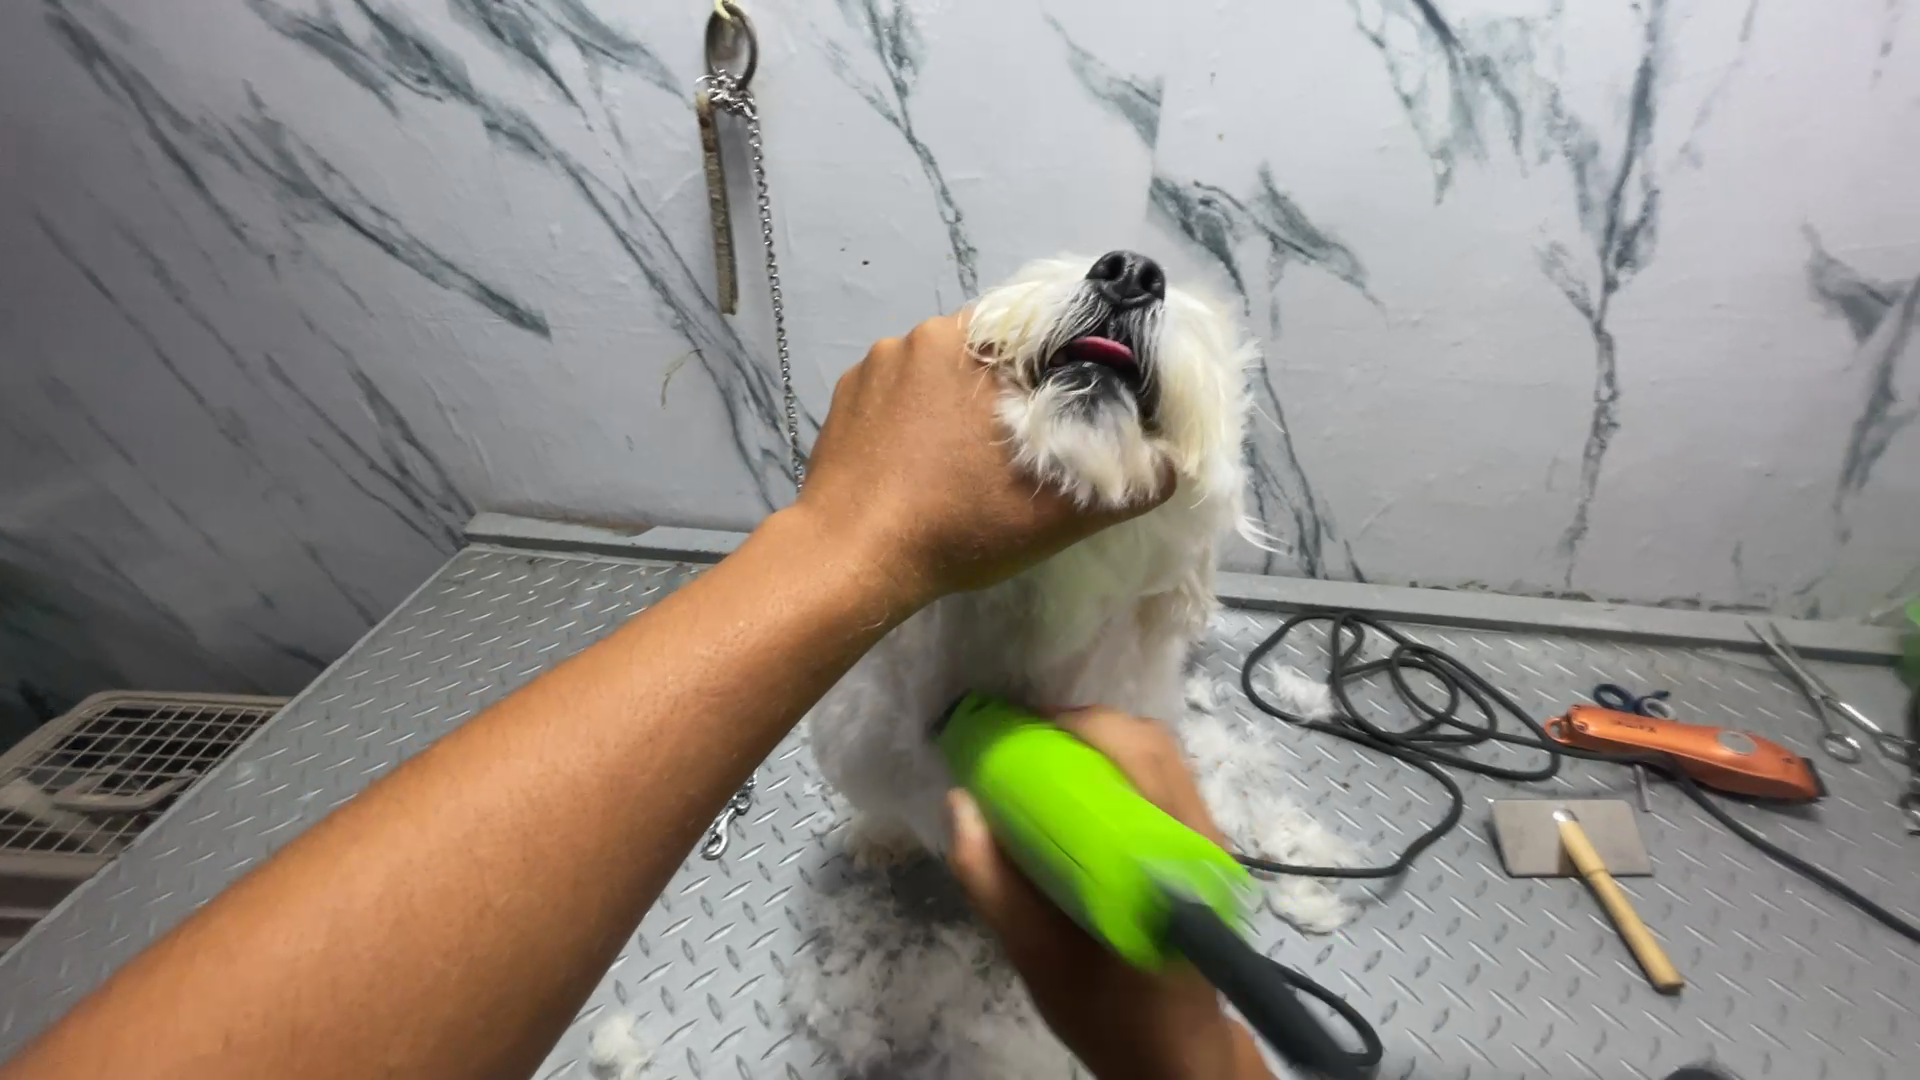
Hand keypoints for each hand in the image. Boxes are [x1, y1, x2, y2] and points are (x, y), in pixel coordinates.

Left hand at [795, 314, 1170, 605]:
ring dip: (960, 404)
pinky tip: (919, 464)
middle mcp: (917, 337)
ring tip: (963, 462)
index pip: (1041, 327)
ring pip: (941, 371)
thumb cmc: (956, 527)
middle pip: (989, 351)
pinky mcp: (843, 396)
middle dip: (1010, 390)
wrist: (849, 560)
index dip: (1064, 365)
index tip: (1069, 407)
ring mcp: (873, 365)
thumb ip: (1126, 485)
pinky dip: (916, 418)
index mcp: (972, 343)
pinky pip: (899, 393)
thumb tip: (1173, 466)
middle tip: (1019, 446)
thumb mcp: (1056, 515)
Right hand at [945, 707, 1271, 1079]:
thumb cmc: (1106, 1010)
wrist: (1172, 1051)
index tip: (1023, 731)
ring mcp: (1207, 840)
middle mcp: (1200, 840)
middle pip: (1150, 743)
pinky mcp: (1200, 844)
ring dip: (1100, 737)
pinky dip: (1115, 759)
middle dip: (1084, 724)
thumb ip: (994, 885)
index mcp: (1168, 866)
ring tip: (1046, 752)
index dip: (1080, 730)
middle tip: (1027, 739)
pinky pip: (1160, 775)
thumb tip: (959, 803)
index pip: (1139, 761)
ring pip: (1159, 752)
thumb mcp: (1036, 958)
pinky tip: (1076, 781)